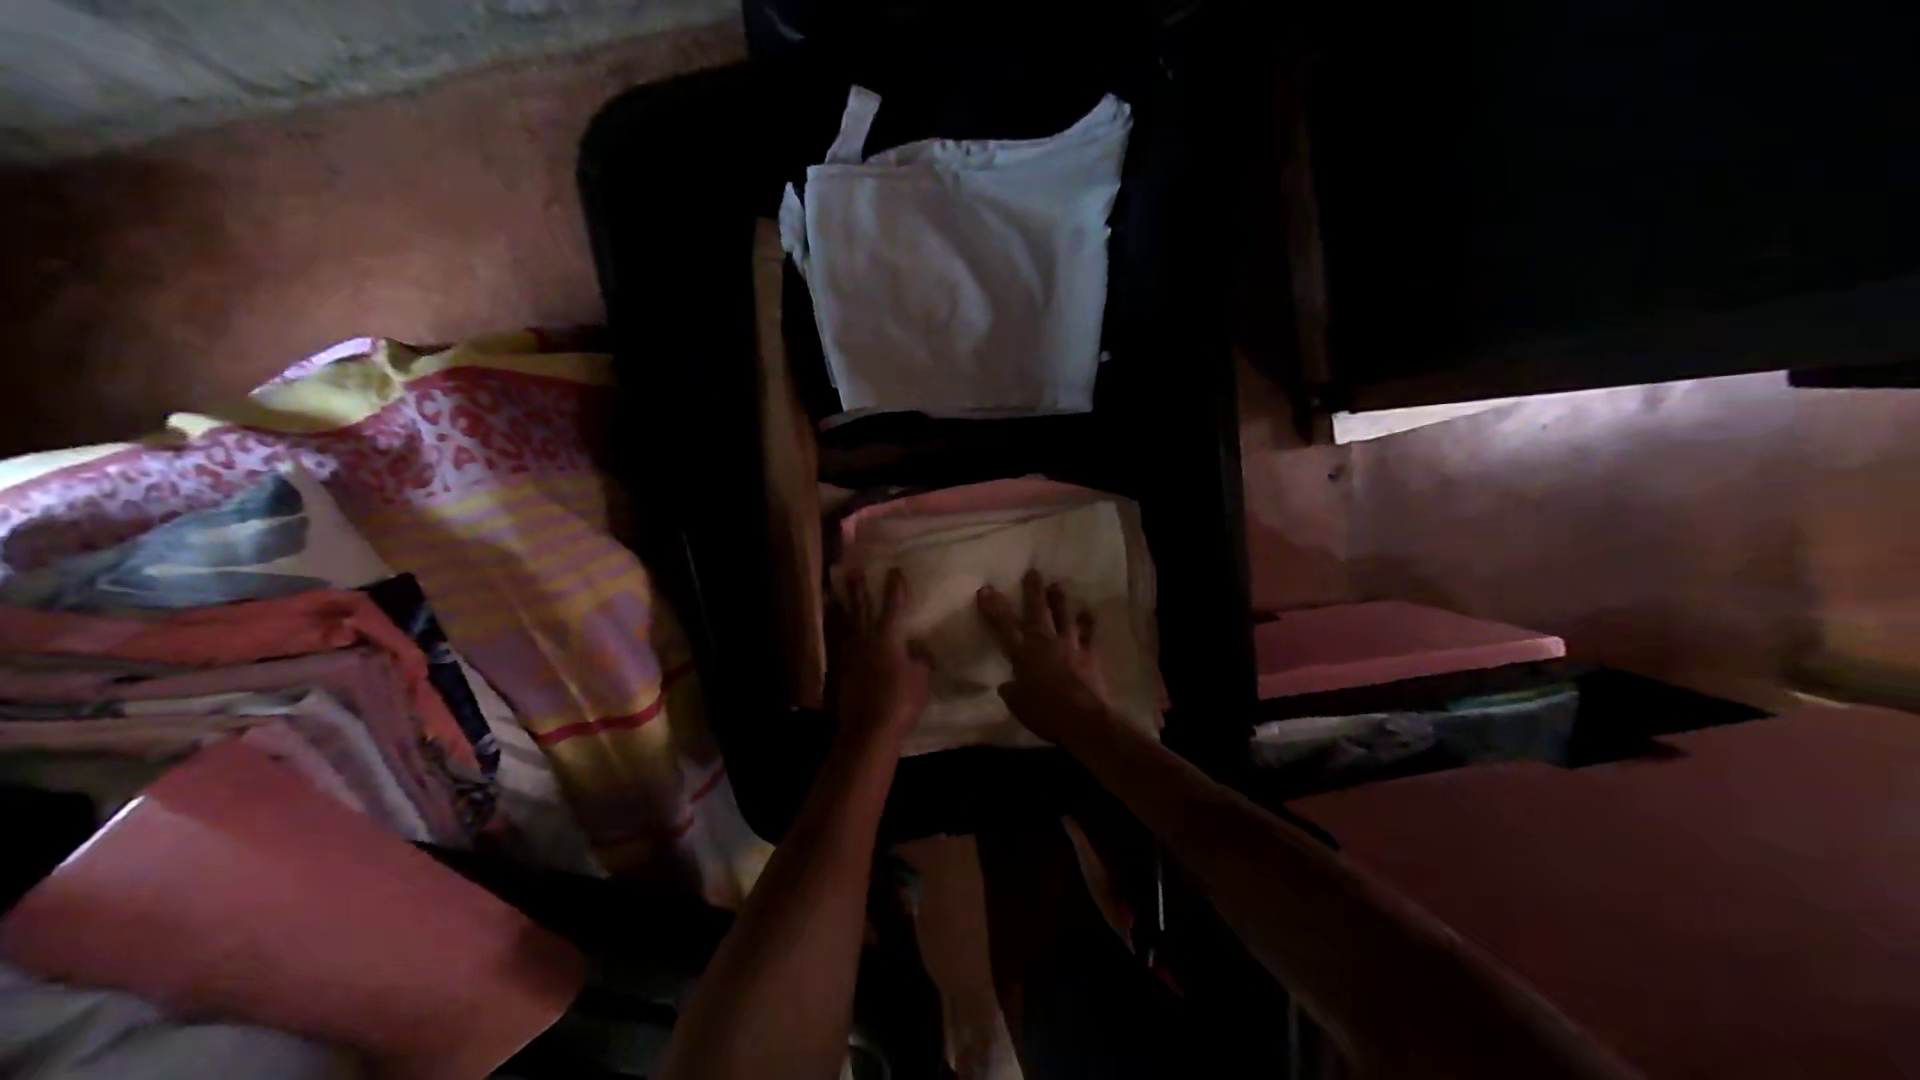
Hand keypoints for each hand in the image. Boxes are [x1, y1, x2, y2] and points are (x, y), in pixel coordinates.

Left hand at [831, 568, 931, 742]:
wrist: (869, 729)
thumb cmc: (901, 702)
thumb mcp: (919, 679)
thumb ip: (919, 659)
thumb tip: (918, 647)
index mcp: (888, 639)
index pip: (893, 607)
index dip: (895, 588)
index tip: (895, 570)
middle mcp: (866, 641)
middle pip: (862, 609)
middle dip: (859, 589)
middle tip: (853, 570)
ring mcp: (851, 655)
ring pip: (847, 624)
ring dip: (845, 606)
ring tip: (840, 593)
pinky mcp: (842, 670)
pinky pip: (841, 642)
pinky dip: (840, 631)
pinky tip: (841, 629)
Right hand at [976, 570, 1113, 744]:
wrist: (1083, 719)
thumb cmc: (1045, 713)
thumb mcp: (1018, 705)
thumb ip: (1012, 691)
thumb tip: (1008, 684)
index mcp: (1023, 653)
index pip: (1004, 625)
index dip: (994, 606)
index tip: (986, 589)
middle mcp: (1045, 642)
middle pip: (1036, 610)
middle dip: (1033, 590)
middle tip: (1033, 572)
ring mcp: (1069, 644)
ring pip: (1063, 614)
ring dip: (1059, 599)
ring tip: (1056, 584)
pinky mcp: (1089, 652)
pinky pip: (1089, 632)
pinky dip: (1088, 621)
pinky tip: (1087, 611)